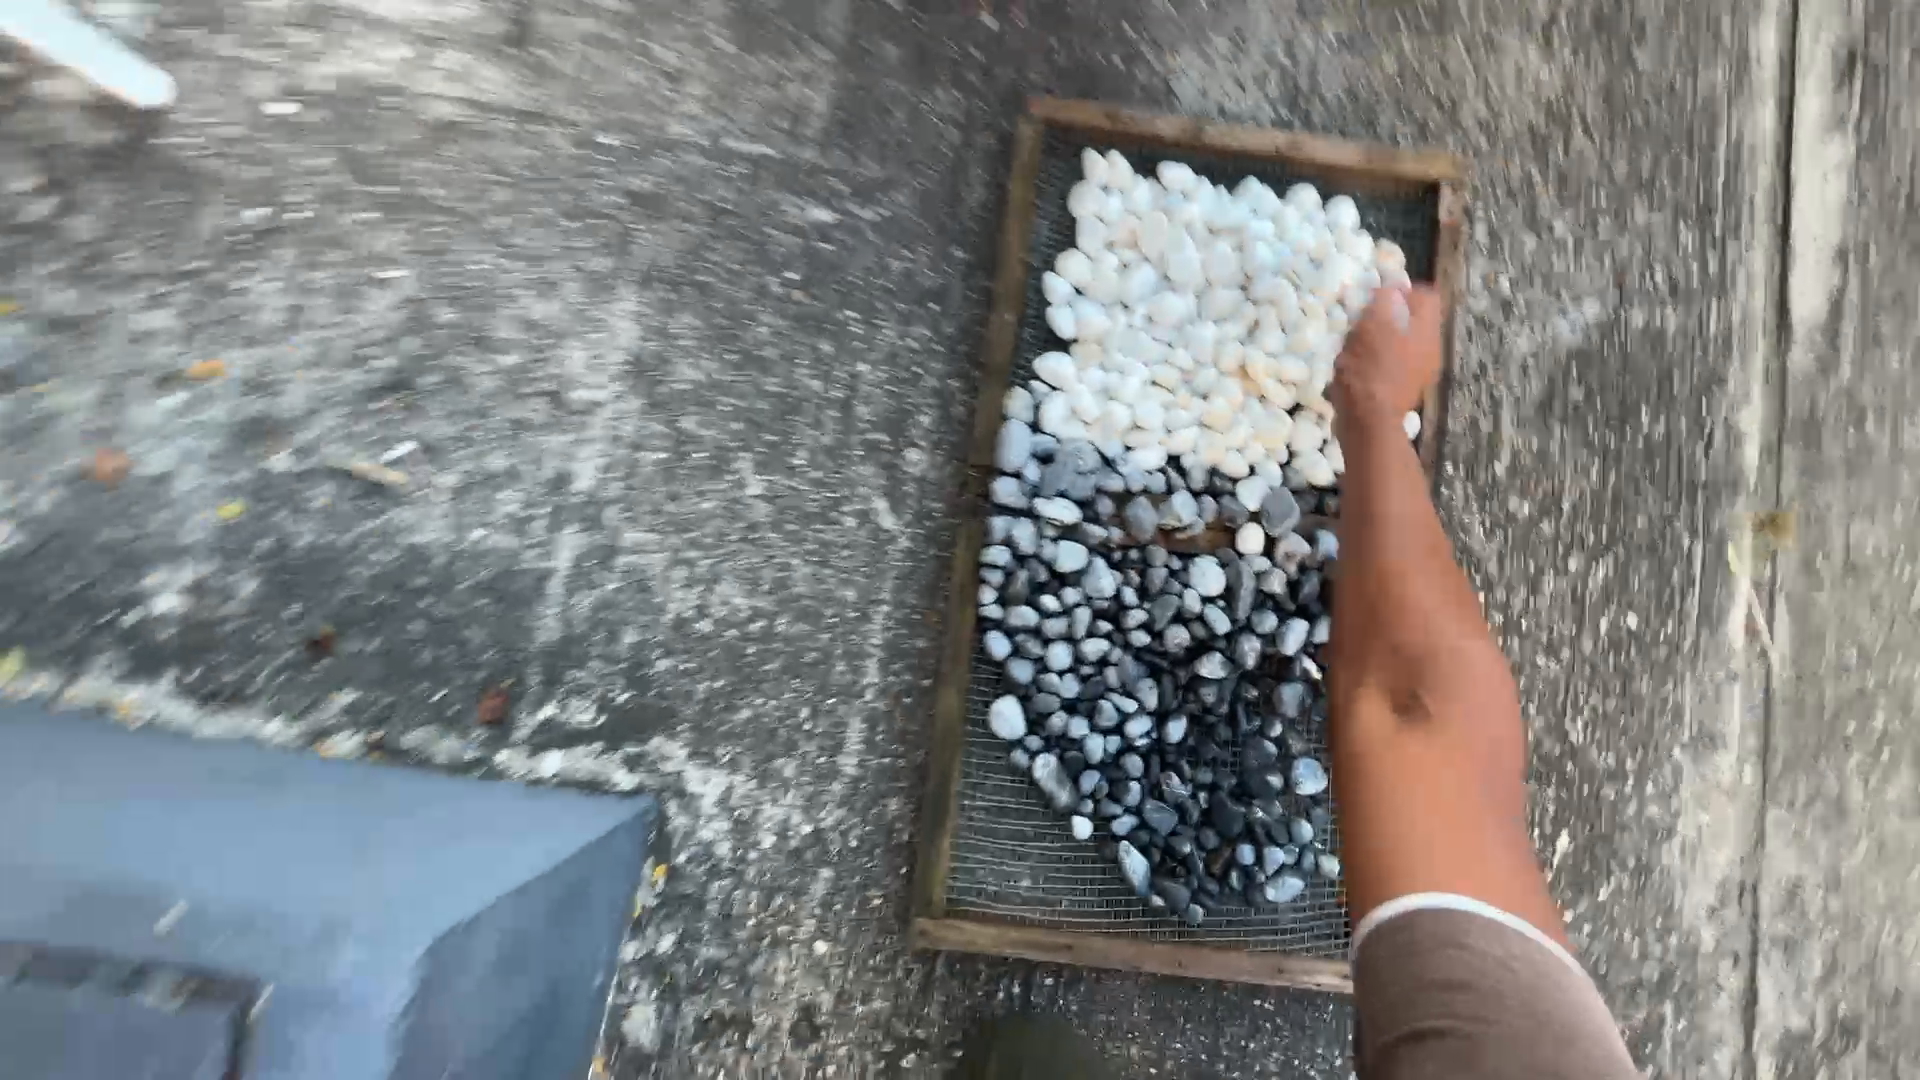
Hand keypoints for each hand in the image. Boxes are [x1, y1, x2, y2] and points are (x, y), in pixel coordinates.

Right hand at [1331, 285, 1442, 429]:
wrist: (1368, 423)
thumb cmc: (1367, 372)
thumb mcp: (1370, 329)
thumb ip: (1383, 303)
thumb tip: (1390, 289)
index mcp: (1426, 330)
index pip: (1426, 296)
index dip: (1402, 291)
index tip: (1375, 298)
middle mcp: (1431, 348)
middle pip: (1414, 320)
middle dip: (1389, 318)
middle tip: (1362, 324)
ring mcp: (1420, 372)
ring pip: (1404, 343)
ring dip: (1383, 341)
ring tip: (1357, 349)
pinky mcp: (1405, 390)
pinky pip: (1395, 365)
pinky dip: (1380, 363)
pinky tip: (1360, 371)